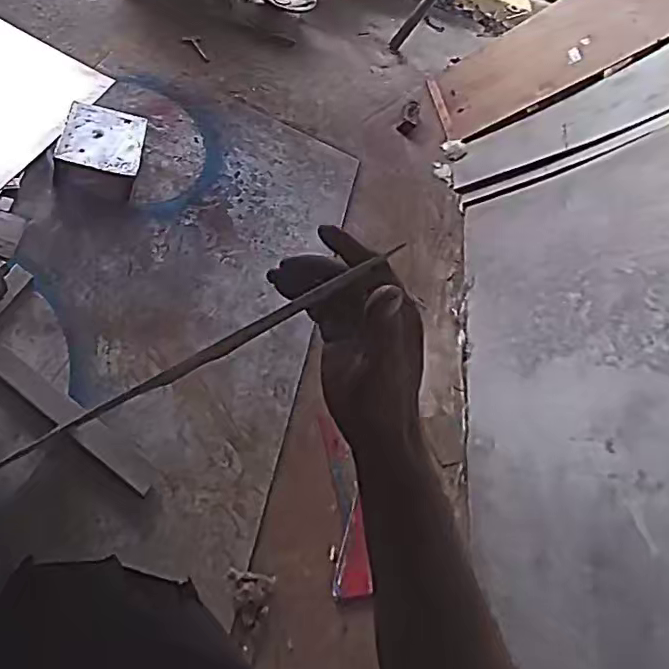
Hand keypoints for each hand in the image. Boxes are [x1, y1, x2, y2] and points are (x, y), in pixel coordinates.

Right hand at [268, 226, 423, 460]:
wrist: (377, 436)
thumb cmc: (382, 404)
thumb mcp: (382, 367)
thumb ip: (383, 329)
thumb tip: (386, 289)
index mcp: (394, 311)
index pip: (372, 268)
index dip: (349, 248)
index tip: (323, 232)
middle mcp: (378, 310)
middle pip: (342, 277)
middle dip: (313, 268)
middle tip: (283, 267)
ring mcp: (359, 322)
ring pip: (329, 290)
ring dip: (303, 280)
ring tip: (275, 277)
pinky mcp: (342, 336)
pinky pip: (321, 306)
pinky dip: (302, 297)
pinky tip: (283, 293)